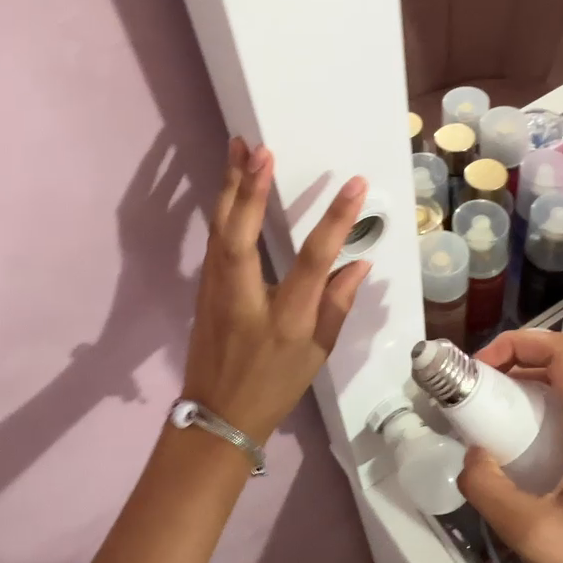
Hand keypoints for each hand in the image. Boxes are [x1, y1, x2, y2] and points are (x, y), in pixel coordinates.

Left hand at [183, 137, 371, 442]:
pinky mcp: (204, 286)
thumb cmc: (273, 386)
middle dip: (249, 188)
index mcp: (284, 317)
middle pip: (240, 233)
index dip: (336, 220)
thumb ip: (337, 305)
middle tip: (259, 147)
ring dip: (228, 185)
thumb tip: (359, 261)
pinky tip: (226, 184)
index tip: (355, 184)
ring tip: (236, 147)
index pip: (313, 259)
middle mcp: (244, 295)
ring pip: (219, 228)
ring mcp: (216, 288)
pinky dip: (221, 205)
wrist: (216, 416)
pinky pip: (214, 237)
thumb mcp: (316, 354)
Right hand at [458, 330, 562, 562]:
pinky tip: (515, 428)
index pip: (560, 351)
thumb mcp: (525, 528)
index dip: (515, 344)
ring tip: (490, 400)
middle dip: (516, 357)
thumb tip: (469, 453)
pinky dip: (541, 399)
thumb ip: (484, 483)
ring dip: (528, 377)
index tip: (478, 368)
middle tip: (477, 382)